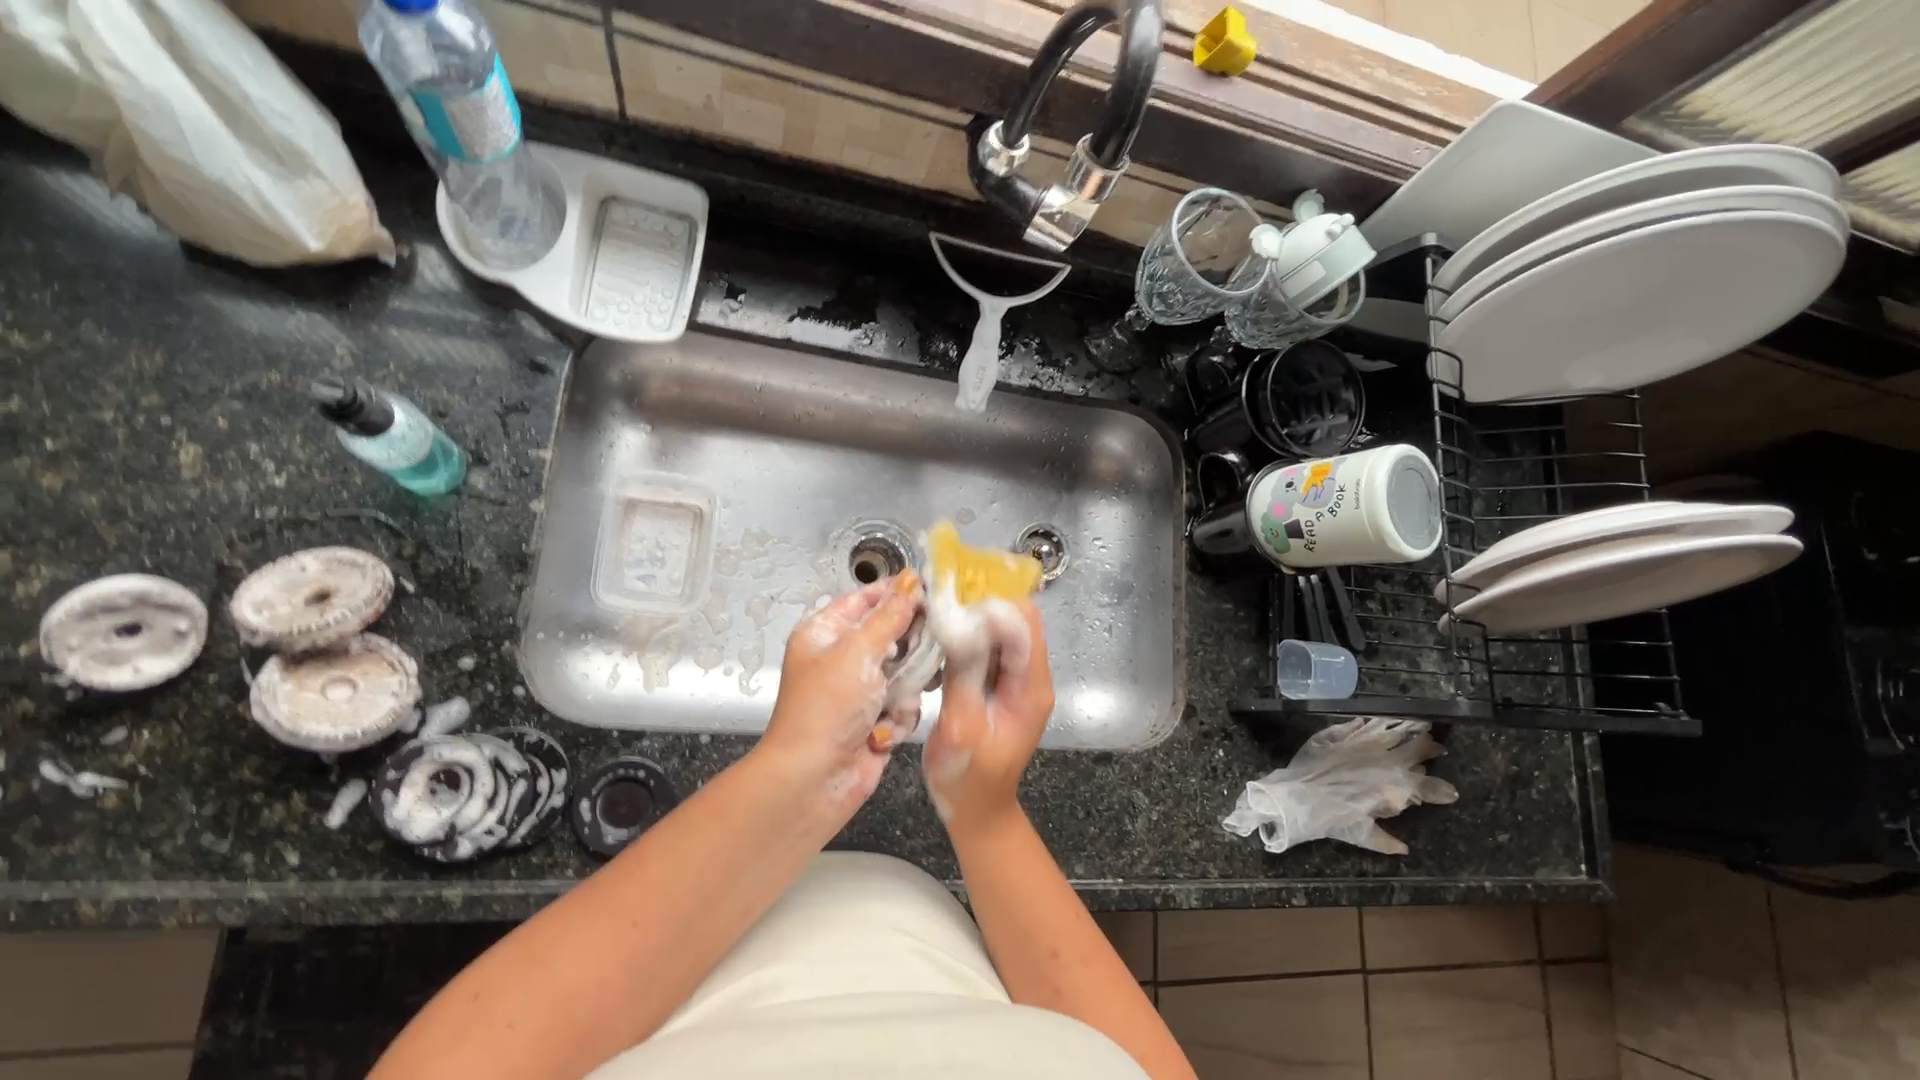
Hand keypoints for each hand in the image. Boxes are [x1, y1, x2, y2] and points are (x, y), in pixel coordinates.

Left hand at [757, 573, 922, 817]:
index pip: (864, 600)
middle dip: (909, 646)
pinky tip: (885, 728)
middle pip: (891, 634)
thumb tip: (910, 585)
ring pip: (905, 671)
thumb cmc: (825, 709)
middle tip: (919, 652)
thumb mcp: (857, 652)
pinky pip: (905, 704)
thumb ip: (890, 617)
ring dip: (906, 686)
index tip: (930, 590)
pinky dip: (900, 716)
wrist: (814, 779)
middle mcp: (842, 658)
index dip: (895, 594)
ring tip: (896, 698)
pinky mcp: (875, 718)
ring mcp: (860, 690)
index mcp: (825, 634)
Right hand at [923, 599, 1053, 836]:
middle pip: (1013, 620)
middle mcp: (1030, 676)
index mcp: (1030, 685)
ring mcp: (1015, 679)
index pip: (1023, 622)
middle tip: (937, 602)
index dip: (991, 602)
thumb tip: (961, 619)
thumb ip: (964, 671)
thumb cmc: (968, 777)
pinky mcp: (998, 684)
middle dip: (977, 605)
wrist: (976, 811)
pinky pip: (985, 648)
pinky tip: (938, 643)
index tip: (952, 596)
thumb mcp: (962, 725)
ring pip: (997, 630)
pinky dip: (963, 639)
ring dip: (968, 620)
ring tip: (934, 618)